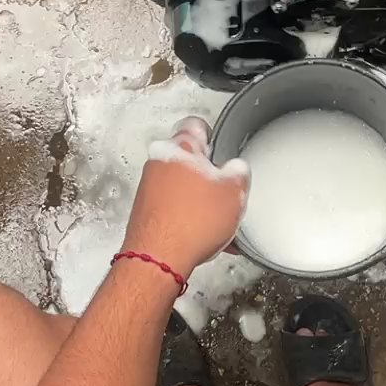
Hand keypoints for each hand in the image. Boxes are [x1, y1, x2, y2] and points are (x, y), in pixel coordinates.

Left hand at [121, 117, 248, 279]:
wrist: (159, 259)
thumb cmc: (191, 222)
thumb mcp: (234, 192)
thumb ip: (240, 172)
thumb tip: (237, 169)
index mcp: (180, 148)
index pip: (196, 126)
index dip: (211, 134)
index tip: (218, 144)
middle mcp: (159, 164)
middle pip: (190, 162)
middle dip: (210, 177)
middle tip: (225, 192)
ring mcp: (149, 188)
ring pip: (183, 188)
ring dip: (201, 202)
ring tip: (219, 224)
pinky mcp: (145, 212)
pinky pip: (174, 209)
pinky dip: (189, 220)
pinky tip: (206, 238)